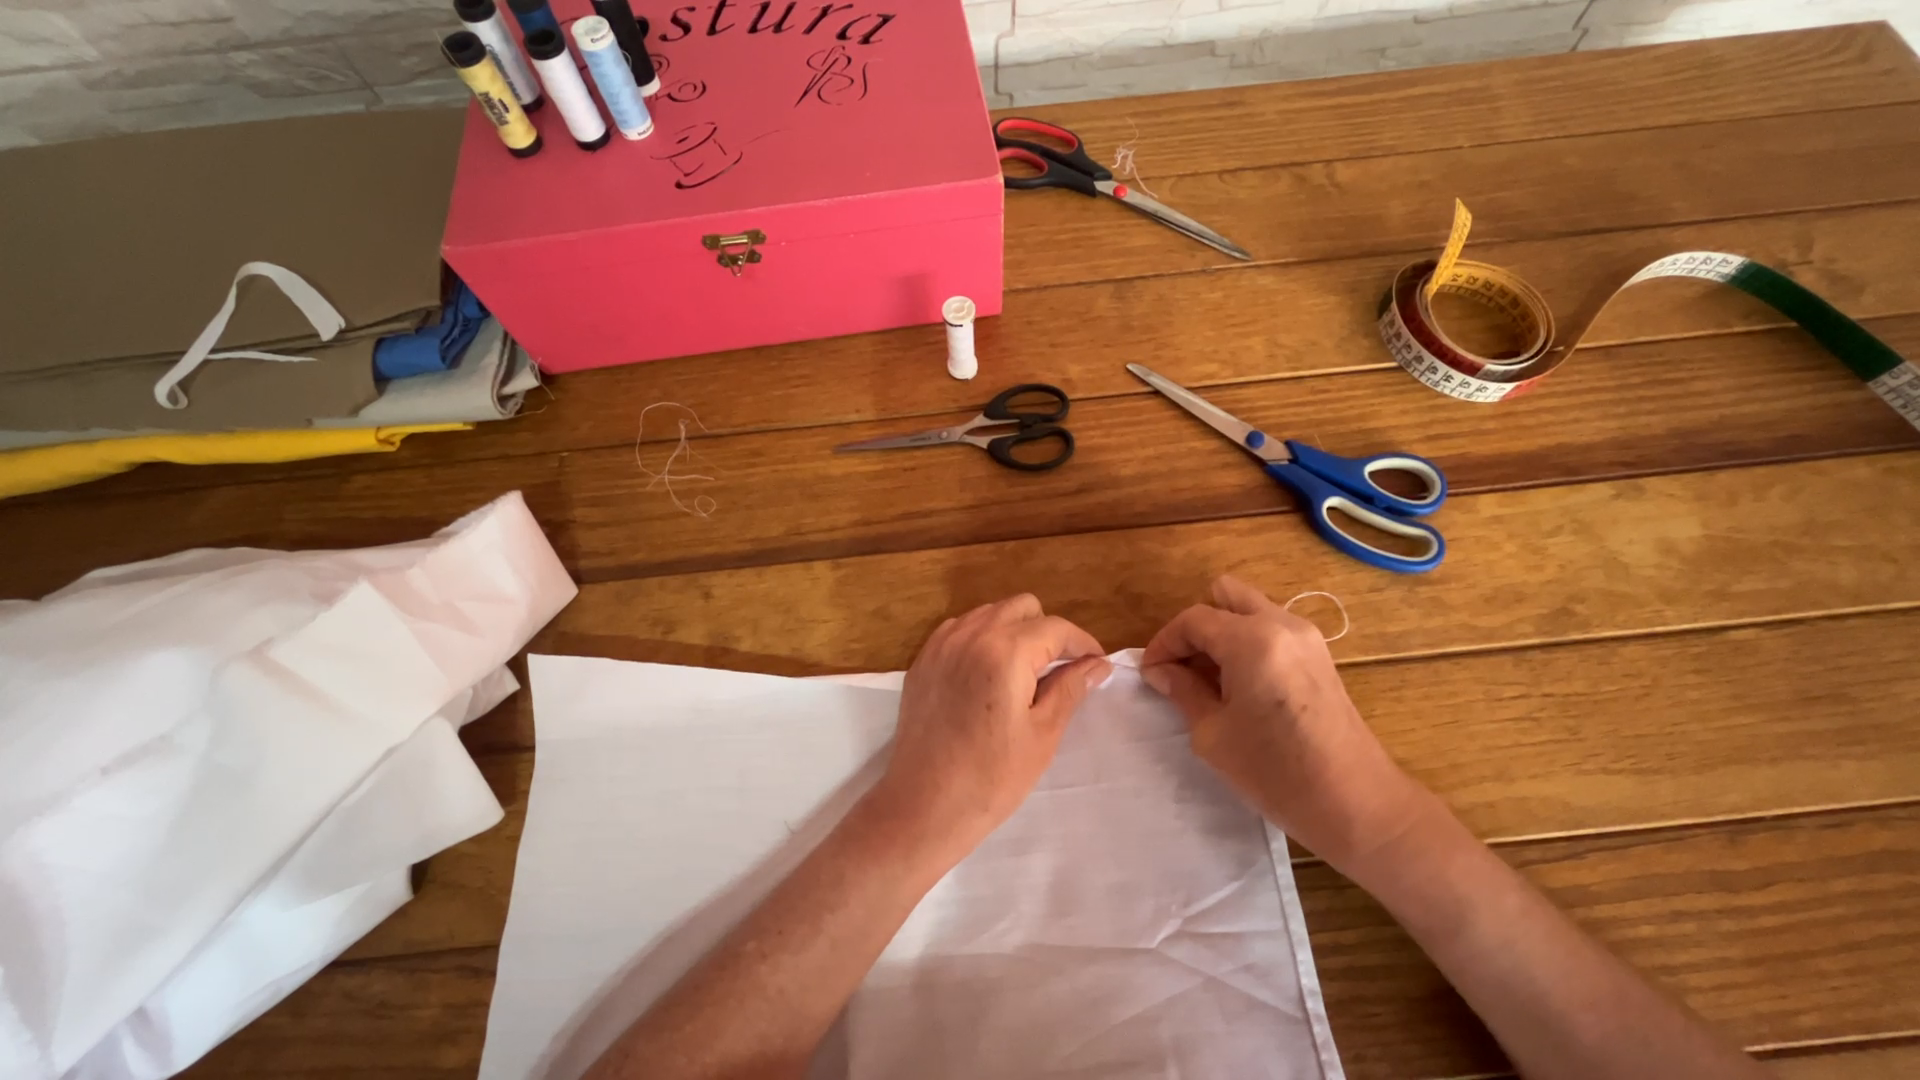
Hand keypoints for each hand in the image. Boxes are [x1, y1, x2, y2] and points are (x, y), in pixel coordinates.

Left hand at [868, 595, 1110, 860]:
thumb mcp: (1043, 733)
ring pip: (989, 613)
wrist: (924, 806)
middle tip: (1059, 670)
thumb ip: (1071, 688)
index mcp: (1005, 651)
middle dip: (1047, 631)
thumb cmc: (992, 778)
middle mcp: (970, 635)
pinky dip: (982, 638)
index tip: (1096, 664)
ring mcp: (941, 645)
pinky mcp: (923, 661)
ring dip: (1014, 631)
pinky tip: (989, 675)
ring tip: (1025, 673)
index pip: (1055, 628)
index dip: (1082, 644)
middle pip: (1022, 607)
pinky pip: (960, 629)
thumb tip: (1097, 663)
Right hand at [1139, 575, 1428, 868]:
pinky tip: (1238, 686)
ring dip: (1222, 632)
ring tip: (1208, 679)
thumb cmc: (1274, 772)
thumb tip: (1160, 671)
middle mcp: (1282, 624)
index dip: (1164, 643)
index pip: (1193, 619)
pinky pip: (1271, 629)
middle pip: (1225, 595)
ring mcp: (1307, 637)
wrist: (1354, 803)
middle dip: (1196, 626)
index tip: (1150, 674)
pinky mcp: (1320, 655)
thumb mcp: (1213, 733)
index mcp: (1252, 639)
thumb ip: (1183, 691)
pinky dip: (1246, 643)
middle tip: (1183, 667)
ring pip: (1250, 609)